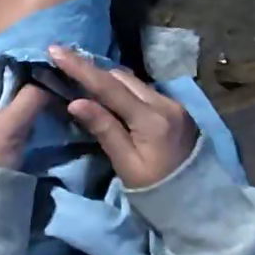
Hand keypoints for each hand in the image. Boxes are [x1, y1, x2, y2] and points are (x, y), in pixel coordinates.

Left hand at [0, 64, 54, 167]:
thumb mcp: (10, 126)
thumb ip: (31, 97)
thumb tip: (51, 79)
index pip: (2, 67)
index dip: (29, 67)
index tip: (56, 72)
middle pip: (6, 80)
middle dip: (31, 84)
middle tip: (58, 87)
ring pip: (9, 95)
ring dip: (30, 98)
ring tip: (54, 99)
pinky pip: (8, 110)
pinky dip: (24, 111)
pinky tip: (42, 112)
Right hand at [49, 45, 198, 187]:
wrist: (198, 203)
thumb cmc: (157, 191)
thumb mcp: (127, 164)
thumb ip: (104, 129)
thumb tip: (76, 102)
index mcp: (151, 119)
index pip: (109, 86)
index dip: (80, 68)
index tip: (56, 50)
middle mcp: (165, 103)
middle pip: (122, 77)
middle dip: (93, 70)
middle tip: (65, 64)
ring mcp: (173, 104)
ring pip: (133, 81)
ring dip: (108, 79)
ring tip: (82, 77)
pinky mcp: (176, 109)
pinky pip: (143, 90)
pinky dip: (123, 89)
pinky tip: (109, 95)